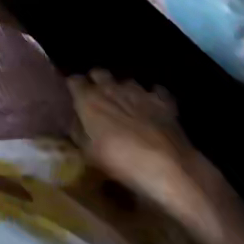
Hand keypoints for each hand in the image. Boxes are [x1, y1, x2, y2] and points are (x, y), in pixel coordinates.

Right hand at [68, 70, 200, 209]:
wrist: (171, 170)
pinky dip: (153, 97)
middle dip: (97, 82)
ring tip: (126, 105)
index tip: (74, 99)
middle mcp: (110, 88)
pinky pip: (157, 91)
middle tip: (99, 100)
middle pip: (98, 72)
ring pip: (126, 80)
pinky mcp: (164, 103)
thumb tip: (74, 124)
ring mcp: (139, 93)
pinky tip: (153, 109)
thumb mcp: (88, 154)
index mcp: (88, 98)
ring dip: (123, 89)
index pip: (73, 80)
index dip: (73, 88)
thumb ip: (78, 133)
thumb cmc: (122, 162)